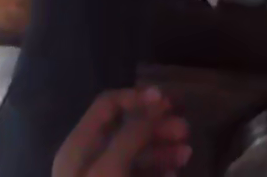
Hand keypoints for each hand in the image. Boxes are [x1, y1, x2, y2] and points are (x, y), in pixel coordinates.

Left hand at [51, 87, 190, 176]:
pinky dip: (159, 170)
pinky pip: (140, 176)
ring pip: (137, 152)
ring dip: (164, 147)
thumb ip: (132, 132)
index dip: (138, 97)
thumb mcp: (110, 170)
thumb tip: (156, 99)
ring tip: (187, 152)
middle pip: (127, 127)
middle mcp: (89, 161)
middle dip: (158, 124)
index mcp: (79, 147)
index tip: (167, 100)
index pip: (109, 104)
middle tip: (185, 128)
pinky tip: (175, 173)